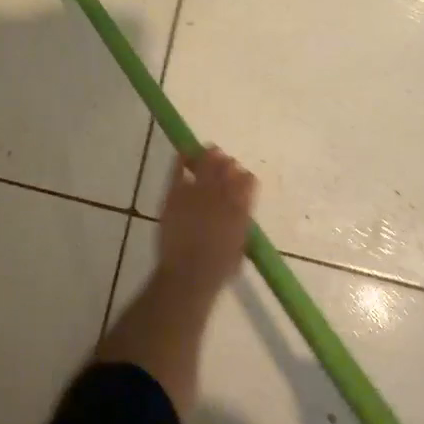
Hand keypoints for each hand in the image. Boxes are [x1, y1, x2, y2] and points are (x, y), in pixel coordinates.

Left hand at [156, 146, 256, 298]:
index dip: (246, 178)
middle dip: (228, 164)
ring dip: (210, 156)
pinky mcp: (175, 195)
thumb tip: (239, 215)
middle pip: (227, 170)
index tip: (244, 176)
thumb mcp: (239, 248)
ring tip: (210, 149)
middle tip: (226, 160)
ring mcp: (197, 193)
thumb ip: (240, 227)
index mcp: (240, 209)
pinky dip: (181, 160)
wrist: (188, 274)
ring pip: (206, 166)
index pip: (248, 183)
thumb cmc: (218, 269)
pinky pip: (178, 171)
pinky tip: (184, 153)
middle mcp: (221, 196)